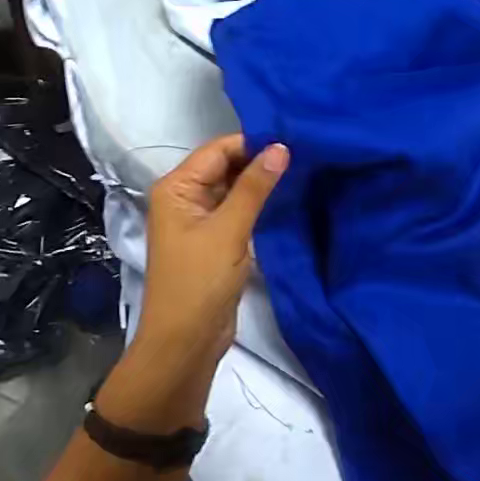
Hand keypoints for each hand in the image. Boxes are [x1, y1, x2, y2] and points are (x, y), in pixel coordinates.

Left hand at [96, 135, 287, 431]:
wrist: (185, 342)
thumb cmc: (199, 282)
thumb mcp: (229, 231)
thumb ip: (254, 188)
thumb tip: (280, 147)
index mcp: (176, 187)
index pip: (216, 151)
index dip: (251, 143)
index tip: (292, 138)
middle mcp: (183, 197)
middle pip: (222, 166)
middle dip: (257, 160)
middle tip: (303, 153)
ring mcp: (197, 219)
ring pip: (231, 188)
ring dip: (258, 182)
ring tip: (301, 170)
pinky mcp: (212, 239)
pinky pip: (234, 210)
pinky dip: (255, 204)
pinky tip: (285, 198)